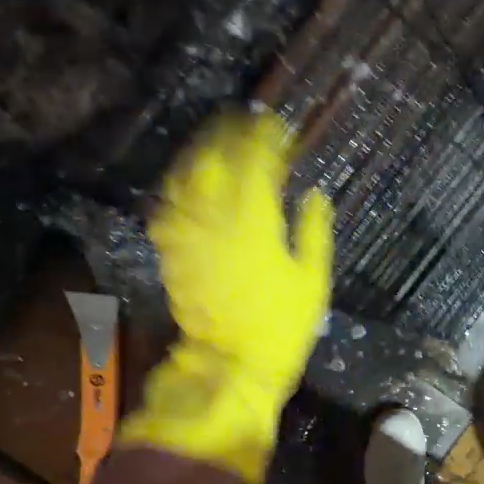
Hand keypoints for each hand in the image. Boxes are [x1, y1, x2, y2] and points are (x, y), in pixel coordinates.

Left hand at [117, 110, 333, 483]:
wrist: (233, 362)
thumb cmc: (283, 323)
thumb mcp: (313, 278)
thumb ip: (313, 231)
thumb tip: (313, 195)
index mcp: (254, 224)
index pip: (255, 165)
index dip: (265, 140)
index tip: (276, 126)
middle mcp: (214, 220)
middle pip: (213, 162)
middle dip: (226, 135)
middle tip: (241, 122)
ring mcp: (188, 235)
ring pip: (185, 179)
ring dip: (198, 153)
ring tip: (213, 139)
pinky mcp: (172, 252)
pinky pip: (170, 208)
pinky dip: (179, 186)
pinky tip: (188, 180)